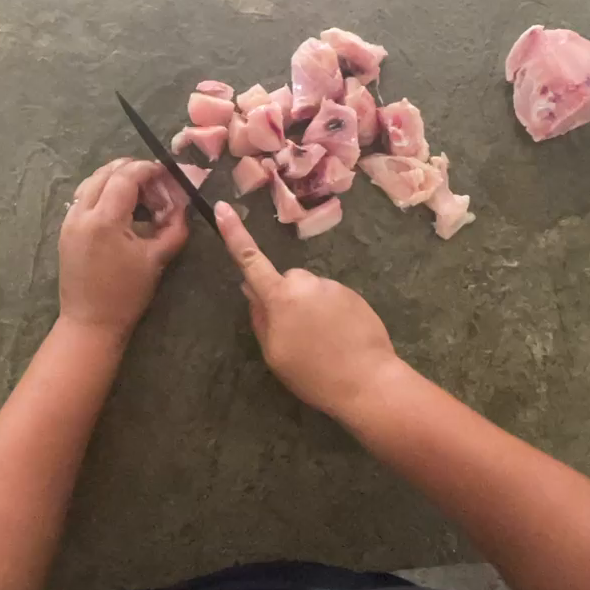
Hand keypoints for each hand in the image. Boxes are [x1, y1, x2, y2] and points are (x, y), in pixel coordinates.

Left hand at [58, 159, 189, 337]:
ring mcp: (69, 220)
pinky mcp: (65, 229)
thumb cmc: (127, 294)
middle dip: (131, 170)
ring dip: (115, 178)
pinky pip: (83, 197)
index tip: (166, 172)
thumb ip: (174, 227)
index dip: (148, 169)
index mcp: (105, 219)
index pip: (126, 177)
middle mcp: (82, 213)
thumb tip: (183, 204)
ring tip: (139, 192)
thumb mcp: (157, 259)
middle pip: (105, 173)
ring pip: (90, 182)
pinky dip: (102, 192)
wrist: (91, 322)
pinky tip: (120, 206)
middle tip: (155, 181)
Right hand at [215, 202, 402, 415]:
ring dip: (310, 308)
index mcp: (280, 296)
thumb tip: (250, 288)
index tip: (221, 207)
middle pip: (286, 280)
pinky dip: (331, 314)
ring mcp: (333, 286)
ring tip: (322, 342)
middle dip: (286, 298)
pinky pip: (332, 298)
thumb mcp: (274, 352)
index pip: (250, 259)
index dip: (233, 233)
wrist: (368, 382)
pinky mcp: (354, 295)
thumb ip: (259, 317)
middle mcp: (306, 282)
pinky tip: (339, 340)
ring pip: (310, 290)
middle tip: (294, 335)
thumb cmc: (312, 374)